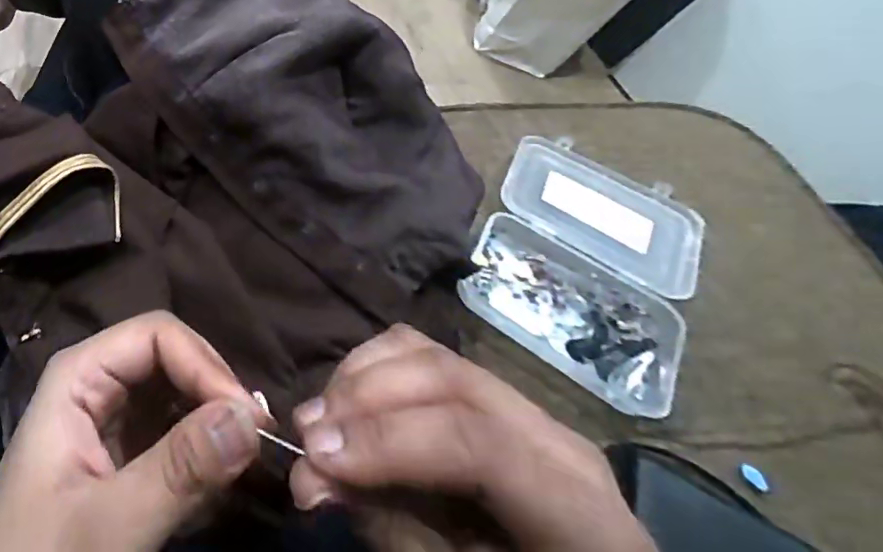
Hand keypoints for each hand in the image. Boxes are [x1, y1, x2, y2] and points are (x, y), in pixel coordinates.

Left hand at [0, 311, 266, 551]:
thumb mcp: (109, 521)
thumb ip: (178, 470)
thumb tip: (250, 416)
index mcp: (80, 374)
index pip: (157, 334)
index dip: (206, 365)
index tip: (249, 420)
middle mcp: (98, 384)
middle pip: (173, 361)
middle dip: (215, 395)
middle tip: (261, 444)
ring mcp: (112, 423)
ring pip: (179, 399)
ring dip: (215, 428)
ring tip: (249, 467)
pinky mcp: (125, 461)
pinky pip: (176, 440)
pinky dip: (204, 460)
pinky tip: (222, 490)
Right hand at [290, 326, 654, 551]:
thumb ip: (392, 530)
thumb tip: (314, 479)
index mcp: (575, 507)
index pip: (478, 442)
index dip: (390, 442)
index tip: (319, 458)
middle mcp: (551, 437)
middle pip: (446, 378)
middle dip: (364, 397)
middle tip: (307, 433)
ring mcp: (521, 408)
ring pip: (428, 353)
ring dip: (360, 376)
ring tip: (317, 417)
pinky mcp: (490, 397)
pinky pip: (423, 356)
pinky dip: (372, 368)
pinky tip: (345, 400)